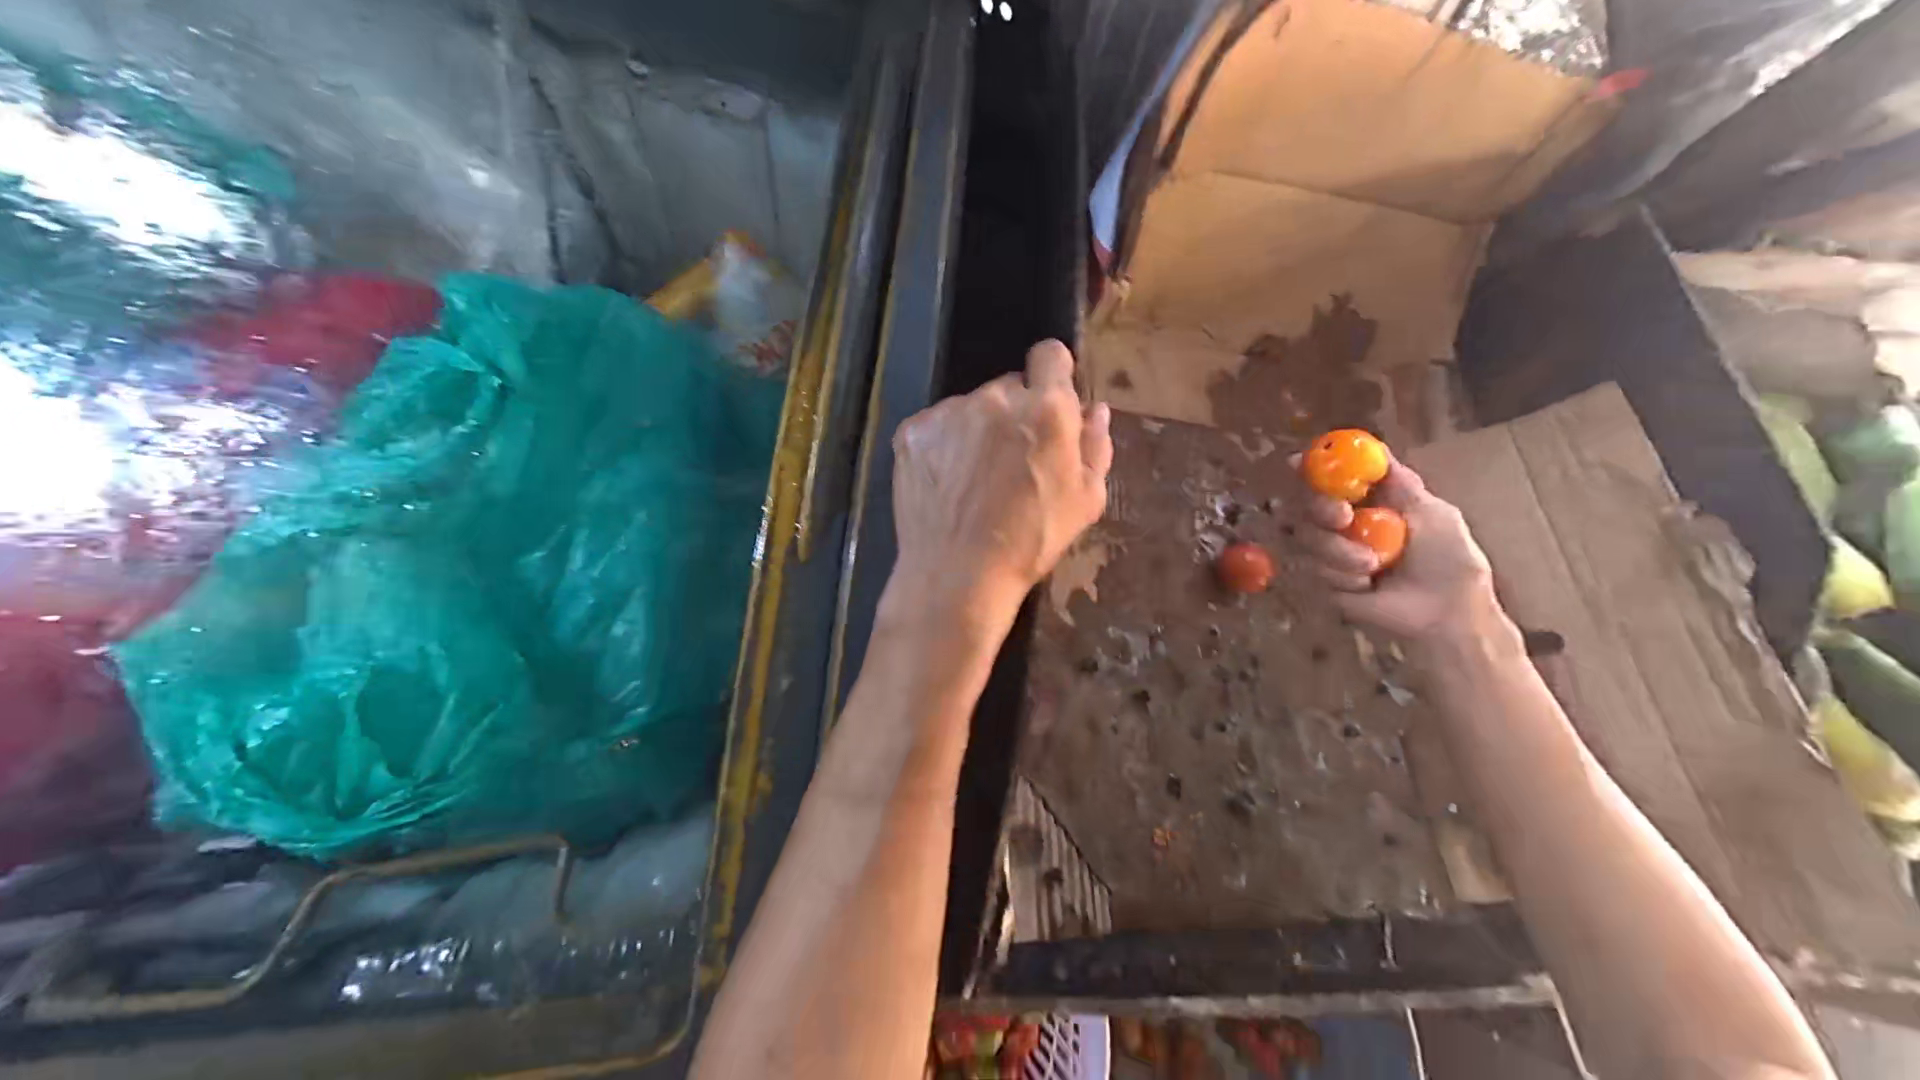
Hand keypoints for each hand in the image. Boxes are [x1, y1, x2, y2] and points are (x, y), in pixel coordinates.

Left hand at [888, 340, 1111, 625]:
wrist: (958, 573)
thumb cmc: (1033, 540)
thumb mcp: (1086, 500)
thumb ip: (1094, 445)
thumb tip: (1094, 409)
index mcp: (1045, 408)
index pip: (1050, 355)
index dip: (1052, 375)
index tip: (1049, 402)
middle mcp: (995, 397)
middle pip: (1010, 388)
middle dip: (1016, 413)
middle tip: (1012, 461)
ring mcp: (948, 412)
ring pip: (971, 408)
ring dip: (978, 430)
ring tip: (975, 480)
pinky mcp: (913, 432)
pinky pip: (937, 427)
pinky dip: (944, 446)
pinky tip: (948, 483)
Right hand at [1295, 452, 1504, 648]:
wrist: (1445, 613)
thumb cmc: (1449, 562)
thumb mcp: (1434, 513)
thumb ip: (1401, 484)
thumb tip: (1374, 450)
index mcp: (1368, 502)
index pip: (1329, 477)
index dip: (1312, 467)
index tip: (1301, 462)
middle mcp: (1341, 524)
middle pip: (1304, 501)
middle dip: (1319, 507)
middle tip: (1343, 517)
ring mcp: (1328, 552)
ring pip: (1304, 536)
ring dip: (1338, 550)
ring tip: (1372, 566)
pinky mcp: (1320, 581)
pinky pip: (1311, 568)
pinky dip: (1340, 575)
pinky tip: (1365, 585)